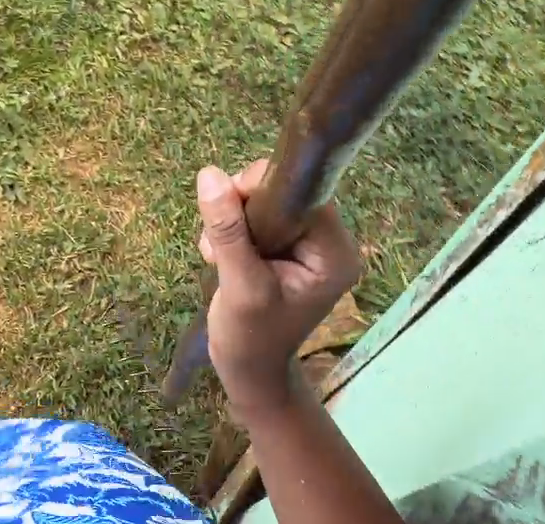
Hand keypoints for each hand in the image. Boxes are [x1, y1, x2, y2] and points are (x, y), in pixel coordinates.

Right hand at [197, 160, 361, 415]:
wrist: (249, 370)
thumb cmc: (250, 338)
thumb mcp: (239, 285)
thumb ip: (227, 230)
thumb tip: (209, 174)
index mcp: (334, 252)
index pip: (298, 192)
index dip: (258, 191)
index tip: (227, 215)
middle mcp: (330, 241)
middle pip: (280, 191)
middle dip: (240, 209)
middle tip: (219, 244)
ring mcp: (309, 242)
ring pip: (263, 199)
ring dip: (231, 220)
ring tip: (218, 256)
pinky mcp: (289, 245)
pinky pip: (257, 212)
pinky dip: (232, 226)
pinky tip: (222, 255)